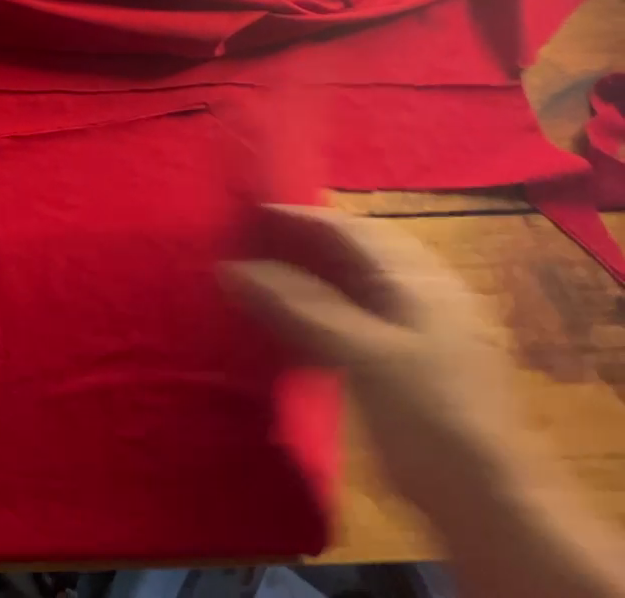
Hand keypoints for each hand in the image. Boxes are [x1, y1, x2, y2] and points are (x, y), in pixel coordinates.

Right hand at [222, 205, 521, 515]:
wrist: (481, 495)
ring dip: (298, 276)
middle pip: (350, 253)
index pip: (352, 230)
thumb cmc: (427, 411)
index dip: (298, 218)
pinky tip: (275, 317)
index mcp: (421, 283)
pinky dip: (307, 308)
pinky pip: (343, 316)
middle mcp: (419, 296)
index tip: (240, 215)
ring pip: (345, 284)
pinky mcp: (396, 360)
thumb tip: (229, 267)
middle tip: (239, 243)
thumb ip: (296, 304)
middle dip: (296, 244)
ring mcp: (410, 329)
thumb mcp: (360, 351)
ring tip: (247, 274)